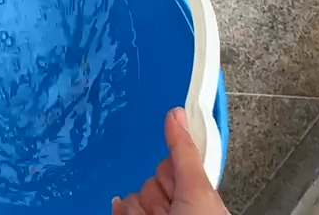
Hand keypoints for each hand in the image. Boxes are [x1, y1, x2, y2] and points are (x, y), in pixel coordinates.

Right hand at [113, 108, 229, 214]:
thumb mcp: (197, 190)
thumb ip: (184, 152)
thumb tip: (177, 113)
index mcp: (195, 198)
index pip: (171, 166)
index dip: (170, 173)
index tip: (172, 186)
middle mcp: (175, 208)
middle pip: (149, 181)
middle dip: (155, 194)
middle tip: (169, 210)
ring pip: (133, 197)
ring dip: (138, 209)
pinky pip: (120, 207)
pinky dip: (123, 212)